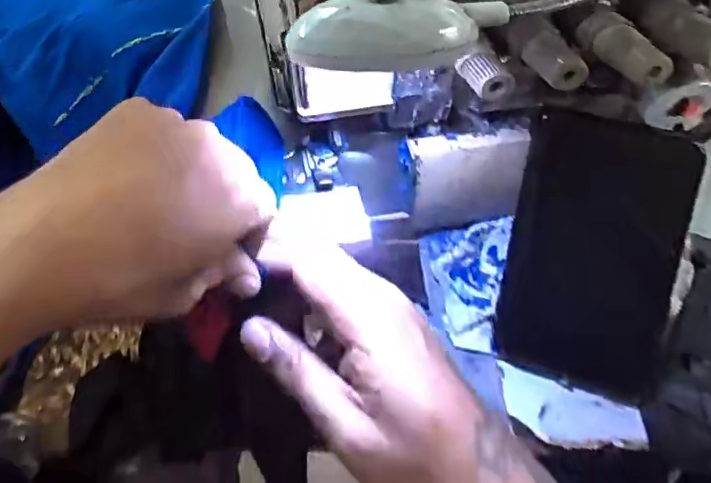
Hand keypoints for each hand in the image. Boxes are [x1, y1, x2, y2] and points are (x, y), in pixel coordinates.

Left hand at [0, 99, 275, 401]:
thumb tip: (242, 267)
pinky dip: (155, 148)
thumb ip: (221, 272)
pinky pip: (162, 129)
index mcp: (236, 193)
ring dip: (188, 168)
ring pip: (198, 145)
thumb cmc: (117, 277)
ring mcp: (172, 118)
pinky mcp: (135, 107)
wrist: (40, 237)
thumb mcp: (179, 294)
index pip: (264, 206)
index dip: (247, 232)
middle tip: (186, 225)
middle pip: (235, 168)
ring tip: (150, 197)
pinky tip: (124, 174)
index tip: (221, 251)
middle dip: (222, 195)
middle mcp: (214, 144)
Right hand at [242, 231, 539, 482]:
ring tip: (254, 289)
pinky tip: (293, 315)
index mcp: (367, 312)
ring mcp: (389, 300)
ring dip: (291, 267)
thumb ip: (296, 371)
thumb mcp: (348, 427)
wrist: (483, 472)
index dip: (264, 252)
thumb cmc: (414, 454)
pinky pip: (344, 282)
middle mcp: (379, 292)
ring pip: (330, 262)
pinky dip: (312, 286)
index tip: (228, 263)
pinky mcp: (393, 314)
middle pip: (317, 249)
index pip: (306, 257)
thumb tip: (249, 329)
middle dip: (273, 251)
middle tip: (233, 269)